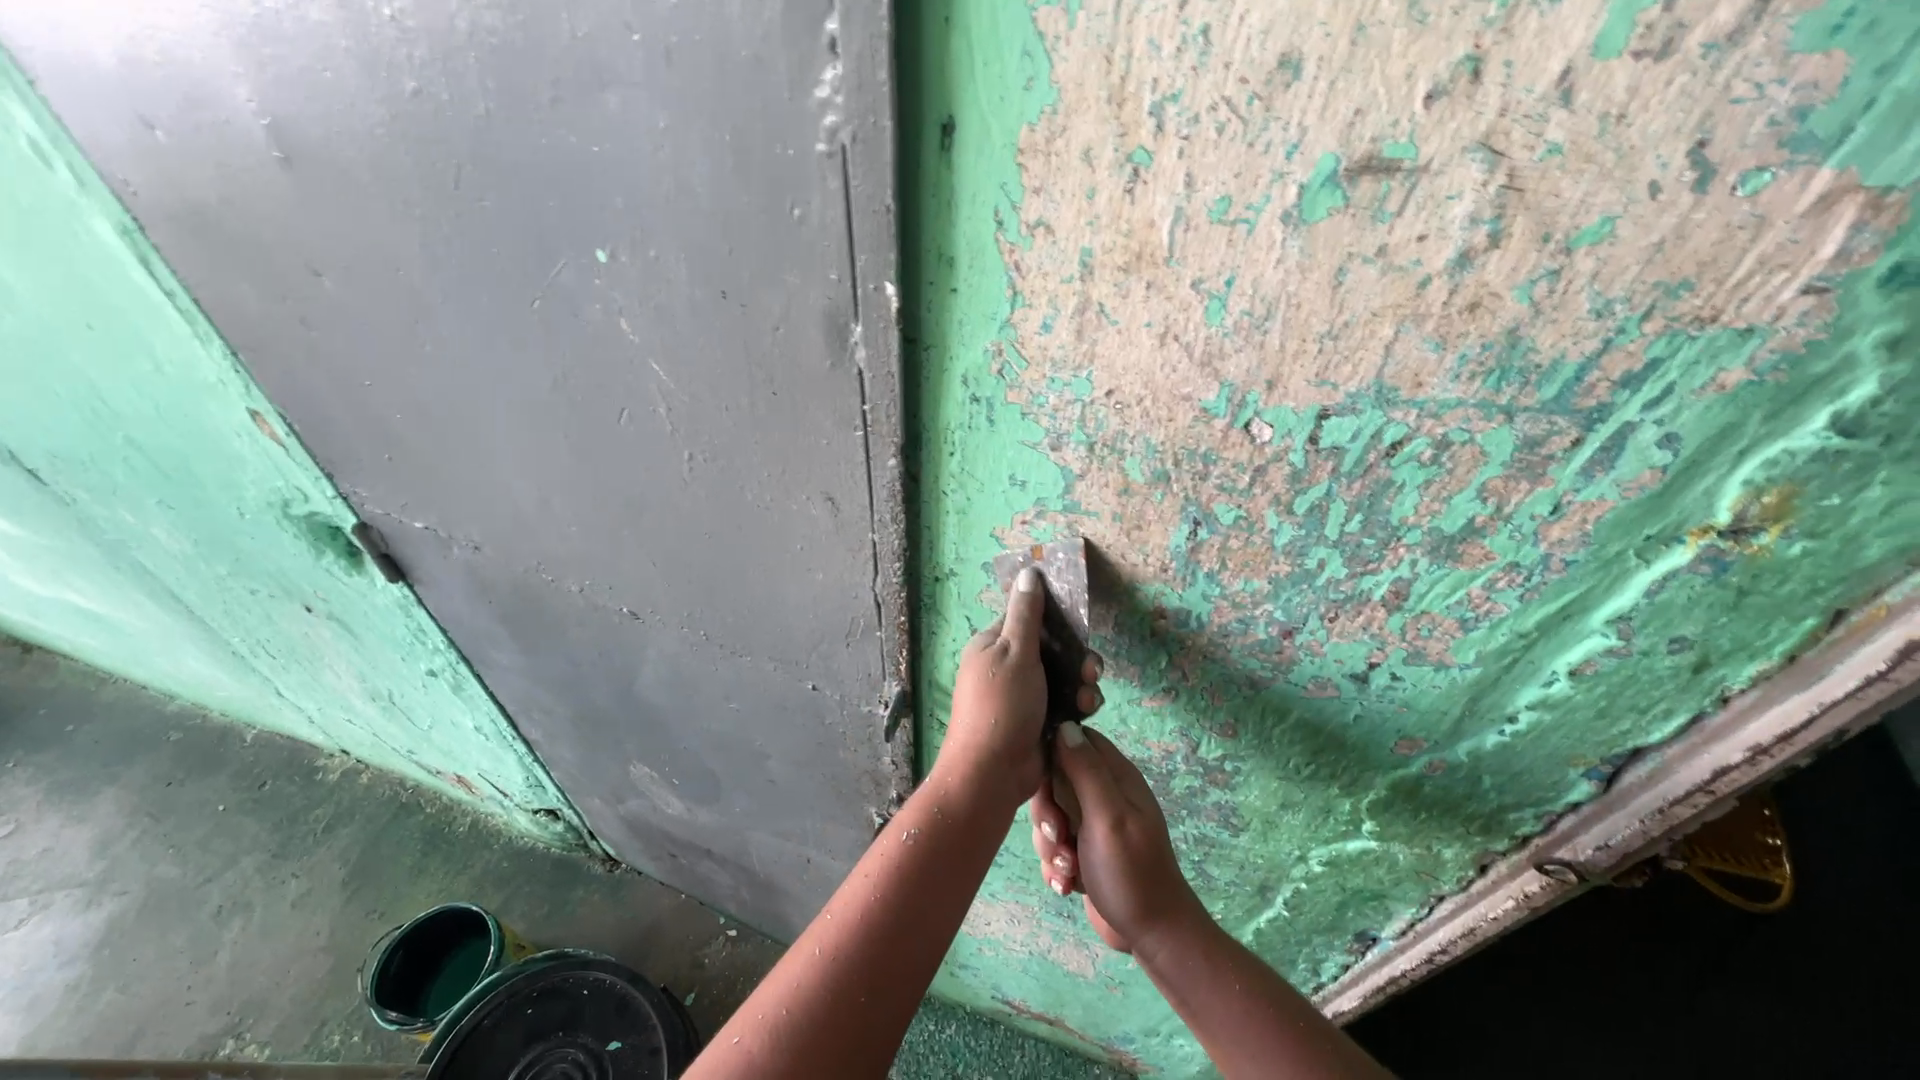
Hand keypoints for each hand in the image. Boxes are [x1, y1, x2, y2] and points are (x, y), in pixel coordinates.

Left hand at [940, 567, 1103, 812]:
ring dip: (1080, 684)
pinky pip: (1064, 702)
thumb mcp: (1015, 652)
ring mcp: (1023, 695)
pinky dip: (1076, 704)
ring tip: (1087, 698)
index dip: (1056, 621)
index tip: (1079, 627)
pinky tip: (1085, 712)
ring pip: (1062, 677)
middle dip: (1075, 658)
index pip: (1028, 619)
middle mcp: (1006, 666)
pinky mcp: (1038, 719)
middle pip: (1052, 649)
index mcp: (993, 644)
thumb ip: (1026, 614)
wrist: (993, 773)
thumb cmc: (1000, 706)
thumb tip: (1028, 572)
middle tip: (1090, 669)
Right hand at [1029, 723, 1205, 953]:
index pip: (1075, 741)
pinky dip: (1055, 867)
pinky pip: (1053, 848)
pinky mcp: (1083, 853)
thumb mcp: (1107, 816)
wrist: (1151, 934)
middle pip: (1055, 782)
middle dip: (1046, 812)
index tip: (1042, 783)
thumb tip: (1063, 725)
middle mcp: (1104, 796)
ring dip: (1050, 846)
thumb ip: (1085, 770)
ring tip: (1068, 869)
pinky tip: (1067, 885)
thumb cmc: (1132, 871)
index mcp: (1116, 777)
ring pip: (1050, 818)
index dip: (1052, 755)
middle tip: (1057, 835)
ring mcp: (1093, 826)